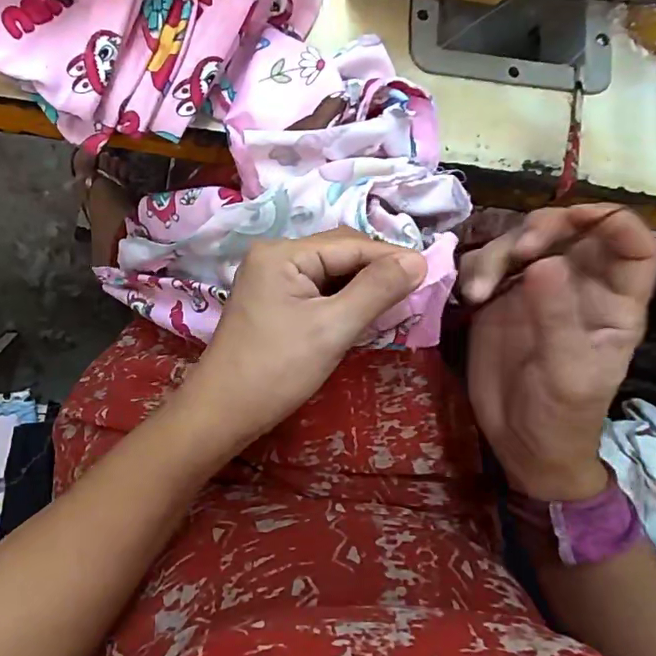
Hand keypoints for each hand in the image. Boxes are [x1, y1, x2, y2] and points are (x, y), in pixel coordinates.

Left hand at [177, 229, 425, 444]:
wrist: (223, 411)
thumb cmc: (277, 369)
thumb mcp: (333, 328)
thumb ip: (377, 290)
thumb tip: (418, 260)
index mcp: (282, 253)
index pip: (351, 244)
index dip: (392, 257)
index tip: (432, 273)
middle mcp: (274, 255)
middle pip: (340, 253)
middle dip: (378, 270)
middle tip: (417, 292)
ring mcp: (270, 278)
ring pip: (330, 272)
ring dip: (363, 286)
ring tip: (397, 303)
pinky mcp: (272, 300)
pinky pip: (317, 289)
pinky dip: (343, 299)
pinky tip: (365, 313)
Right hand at [460, 206, 655, 500]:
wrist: (521, 443)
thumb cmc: (562, 414)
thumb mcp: (567, 371)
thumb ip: (557, 315)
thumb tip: (543, 262)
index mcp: (614, 303)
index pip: (634, 247)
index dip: (614, 222)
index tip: (578, 218)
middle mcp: (577, 286)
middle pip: (570, 231)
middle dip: (542, 228)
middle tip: (517, 252)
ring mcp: (535, 290)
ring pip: (521, 242)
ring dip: (497, 254)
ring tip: (477, 293)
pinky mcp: (499, 298)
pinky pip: (486, 265)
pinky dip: (473, 270)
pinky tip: (468, 297)